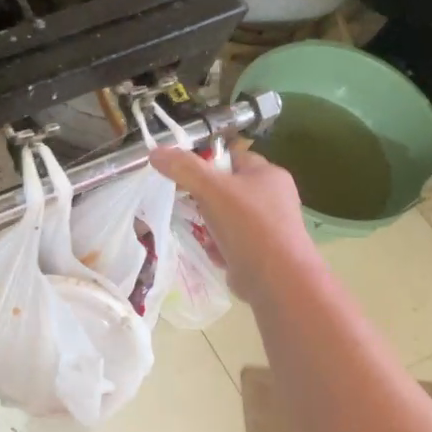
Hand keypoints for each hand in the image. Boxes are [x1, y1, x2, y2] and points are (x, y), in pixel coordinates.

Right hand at [150, 143, 311, 301]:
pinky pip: (231, 242)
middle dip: (205, 199)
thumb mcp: (211, 189)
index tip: (185, 176)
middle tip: (187, 205)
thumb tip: (154, 152)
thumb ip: (183, 168)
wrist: (277, 279)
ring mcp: (268, 227)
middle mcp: (272, 198)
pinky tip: (212, 253)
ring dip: (209, 225)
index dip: (209, 163)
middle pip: (227, 189)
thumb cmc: (248, 225)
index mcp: (268, 175)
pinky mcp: (260, 252)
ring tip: (199, 232)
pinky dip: (218, 247)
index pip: (234, 157)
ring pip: (227, 217)